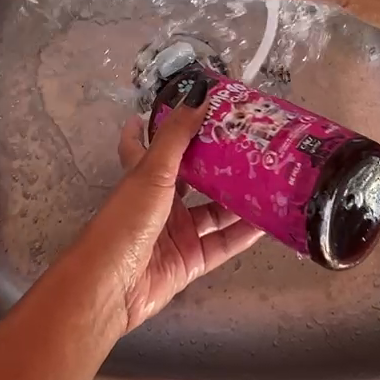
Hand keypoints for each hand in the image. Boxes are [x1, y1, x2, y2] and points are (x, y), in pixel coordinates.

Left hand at [69, 102, 264, 334]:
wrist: (111, 287)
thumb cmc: (126, 220)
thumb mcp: (152, 171)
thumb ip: (177, 135)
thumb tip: (200, 93)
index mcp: (142, 174)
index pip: (147, 141)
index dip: (158, 123)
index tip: (184, 107)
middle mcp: (159, 200)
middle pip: (192, 176)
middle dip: (217, 161)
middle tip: (250, 141)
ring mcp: (175, 232)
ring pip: (212, 210)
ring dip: (236, 197)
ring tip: (268, 178)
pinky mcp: (189, 261)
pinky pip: (221, 244)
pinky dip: (242, 234)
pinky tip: (266, 221)